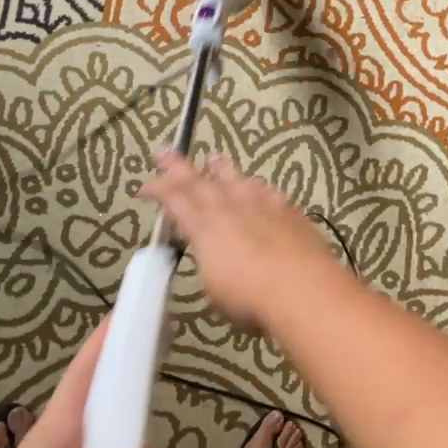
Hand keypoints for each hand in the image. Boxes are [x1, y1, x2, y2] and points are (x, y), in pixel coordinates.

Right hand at [141, 149, 342, 327]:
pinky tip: (258, 185)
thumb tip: (218, 259)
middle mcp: (230, 208)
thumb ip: (212, 266)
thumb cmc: (250, 299)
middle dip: (178, 166)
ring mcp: (262, 205)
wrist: (302, 287)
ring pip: (237, 179)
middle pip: (200, 181)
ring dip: (222, 169)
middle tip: (164, 149)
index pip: (175, 201)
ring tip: (215, 157)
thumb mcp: (215, 289)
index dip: (158, 190)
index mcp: (205, 228)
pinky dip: (257, 187)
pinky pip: (268, 191)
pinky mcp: (290, 210)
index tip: (145, 187)